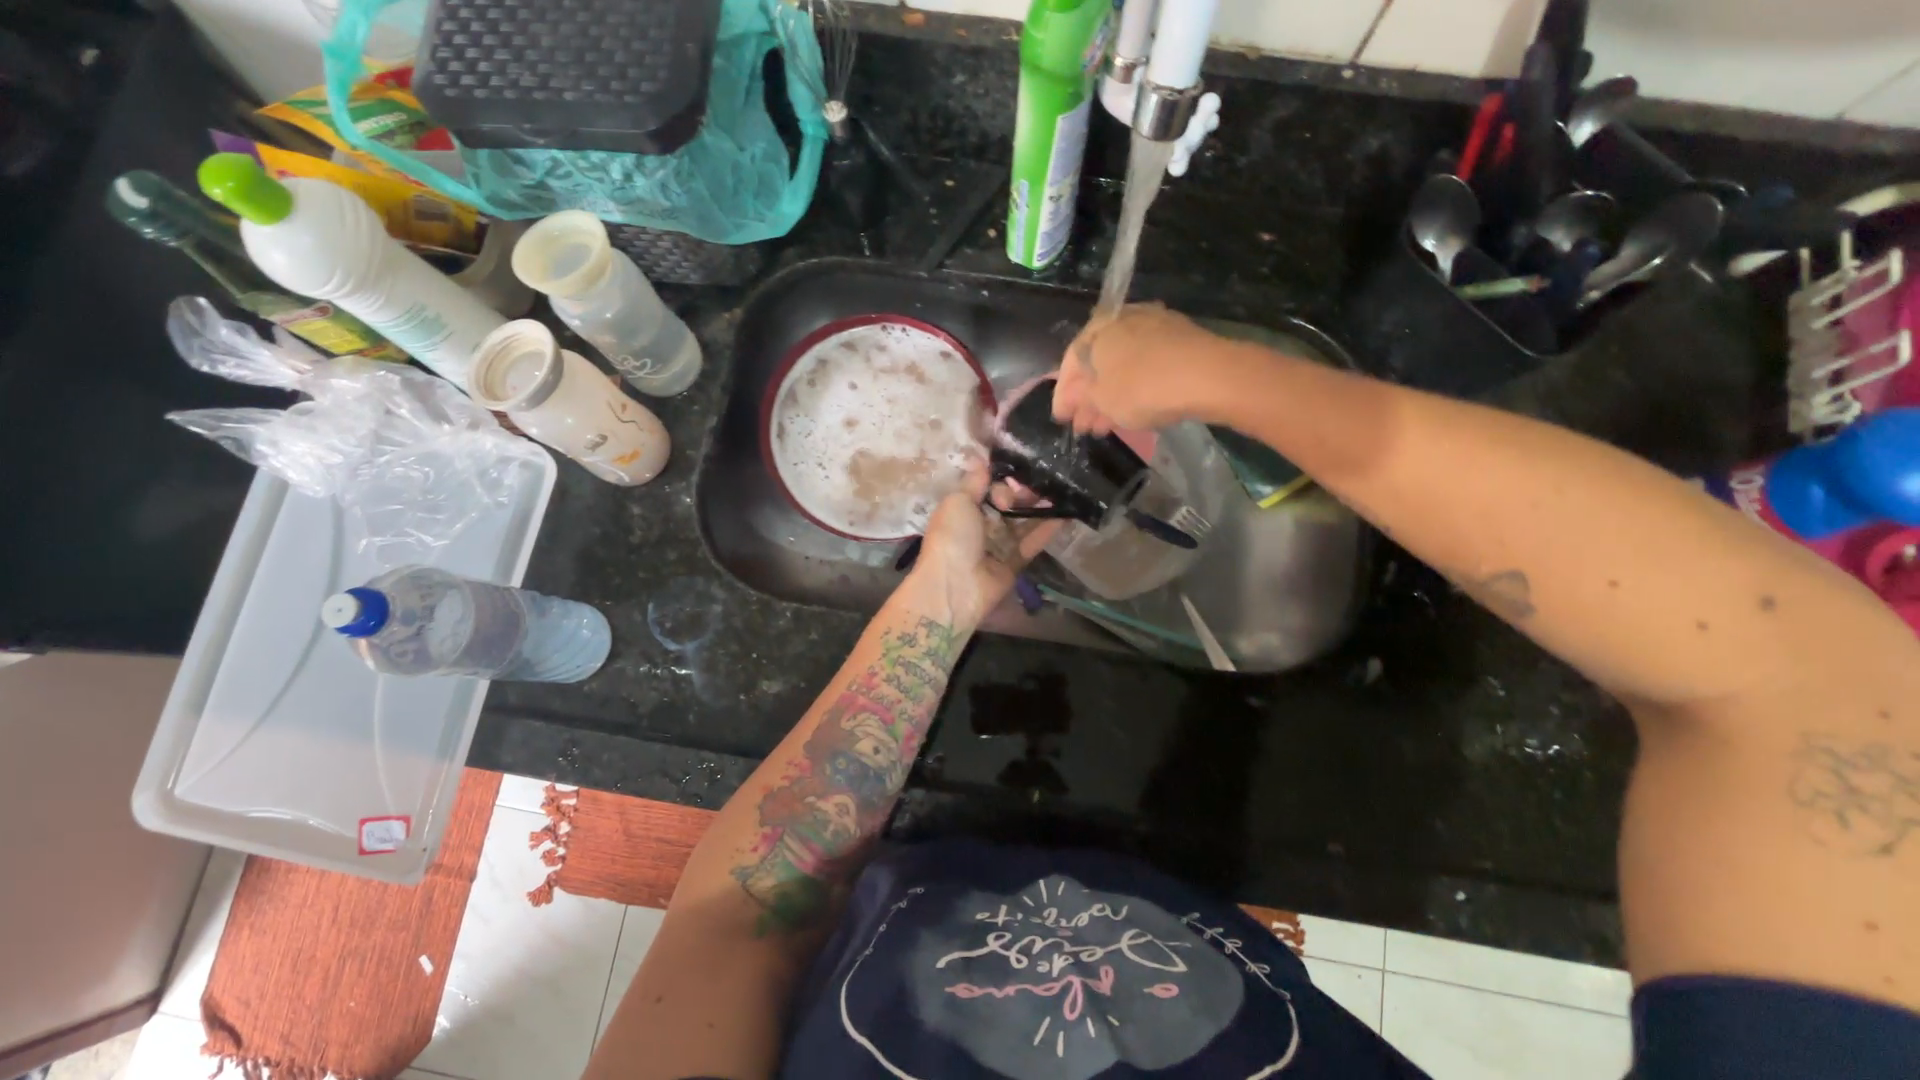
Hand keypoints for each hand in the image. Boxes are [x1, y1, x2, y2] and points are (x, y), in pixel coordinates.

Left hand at [907, 465, 1059, 626]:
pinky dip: (1047, 529)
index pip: (987, 487)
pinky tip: (1065, 514)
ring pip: (1022, 522)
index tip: (1012, 475)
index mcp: (962, 509)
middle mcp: (980, 526)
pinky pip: (1032, 542)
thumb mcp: (958, 501)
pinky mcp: (1013, 563)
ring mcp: (997, 545)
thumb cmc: (951, 538)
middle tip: (1037, 485)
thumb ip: (974, 481)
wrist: (954, 587)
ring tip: (1061, 492)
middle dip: (1022, 493)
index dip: (1001, 480)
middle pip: (1007, 504)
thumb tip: (981, 459)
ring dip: (1039, 508)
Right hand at [1051, 303, 1223, 435]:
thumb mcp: (1101, 400)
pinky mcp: (1181, 339)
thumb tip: (1071, 399)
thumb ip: (1081, 399)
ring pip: (1124, 365)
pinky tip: (1134, 409)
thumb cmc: (1141, 387)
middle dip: (1089, 397)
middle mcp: (1123, 319)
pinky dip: (1136, 387)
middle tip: (1084, 426)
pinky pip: (1147, 365)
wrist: (1207, 375)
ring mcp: (1155, 326)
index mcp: (1096, 328)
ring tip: (1107, 426)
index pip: (1070, 362)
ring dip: (1112, 396)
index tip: (1061, 418)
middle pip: (1098, 363)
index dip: (1064, 394)